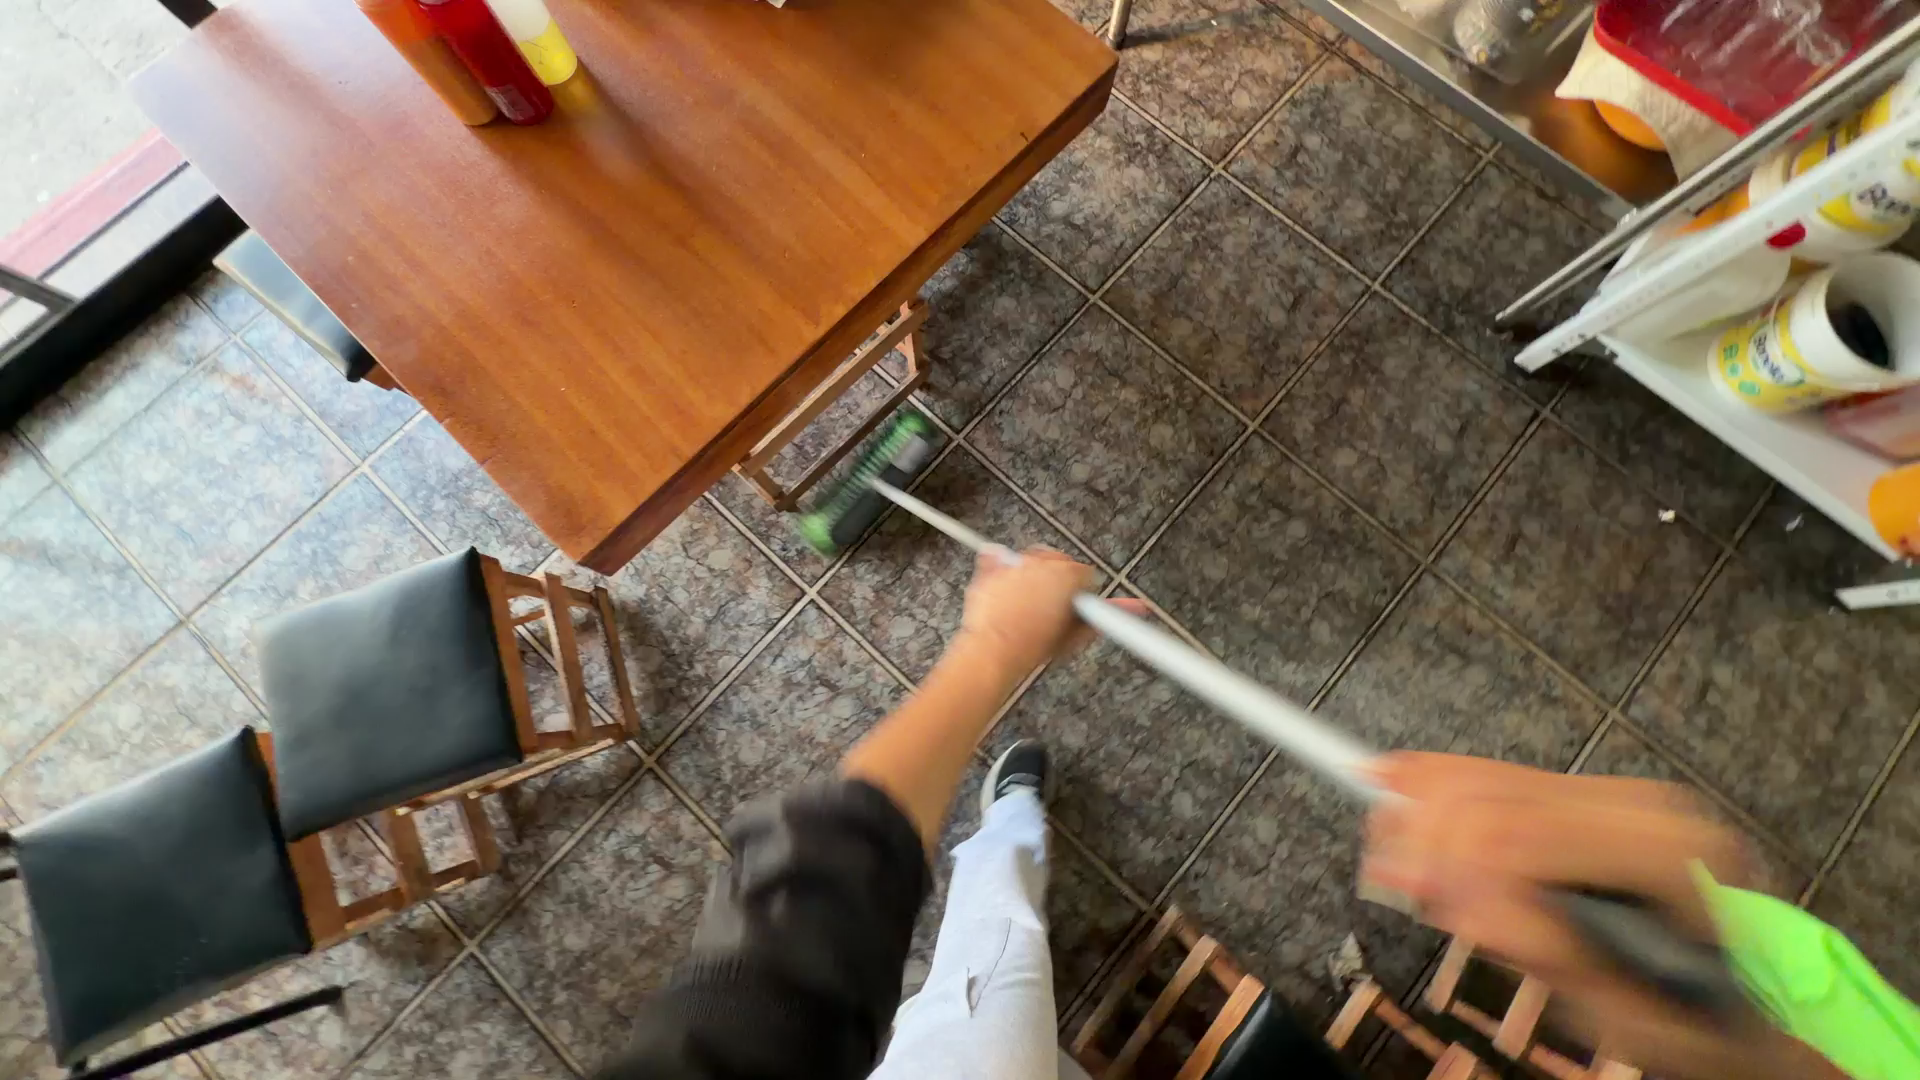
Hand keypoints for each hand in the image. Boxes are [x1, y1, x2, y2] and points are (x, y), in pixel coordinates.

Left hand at [956, 547, 1145, 675]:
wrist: (992, 651)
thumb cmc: (1031, 646)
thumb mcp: (1075, 636)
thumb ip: (1108, 615)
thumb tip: (1138, 607)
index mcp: (1067, 575)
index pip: (1086, 573)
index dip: (1083, 592)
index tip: (1076, 605)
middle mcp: (1042, 563)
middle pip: (1060, 562)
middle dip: (1060, 580)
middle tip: (1054, 606)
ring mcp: (1016, 563)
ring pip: (1034, 558)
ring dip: (1036, 574)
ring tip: (1030, 601)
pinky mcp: (992, 567)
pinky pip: (1000, 557)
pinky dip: (1004, 567)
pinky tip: (1007, 587)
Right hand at [1361, 753, 1838, 1079]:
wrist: (1743, 990)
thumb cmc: (1699, 1016)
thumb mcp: (1637, 1012)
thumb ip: (1559, 959)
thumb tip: (1465, 911)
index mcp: (1670, 854)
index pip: (1522, 833)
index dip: (1455, 859)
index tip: (1421, 896)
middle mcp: (1637, 804)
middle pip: (1487, 797)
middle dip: (1424, 835)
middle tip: (1390, 878)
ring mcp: (1604, 790)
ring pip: (1476, 775)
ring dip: (1412, 803)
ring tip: (1386, 848)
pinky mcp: (1572, 788)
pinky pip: (1480, 768)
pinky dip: (1425, 774)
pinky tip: (1379, 776)